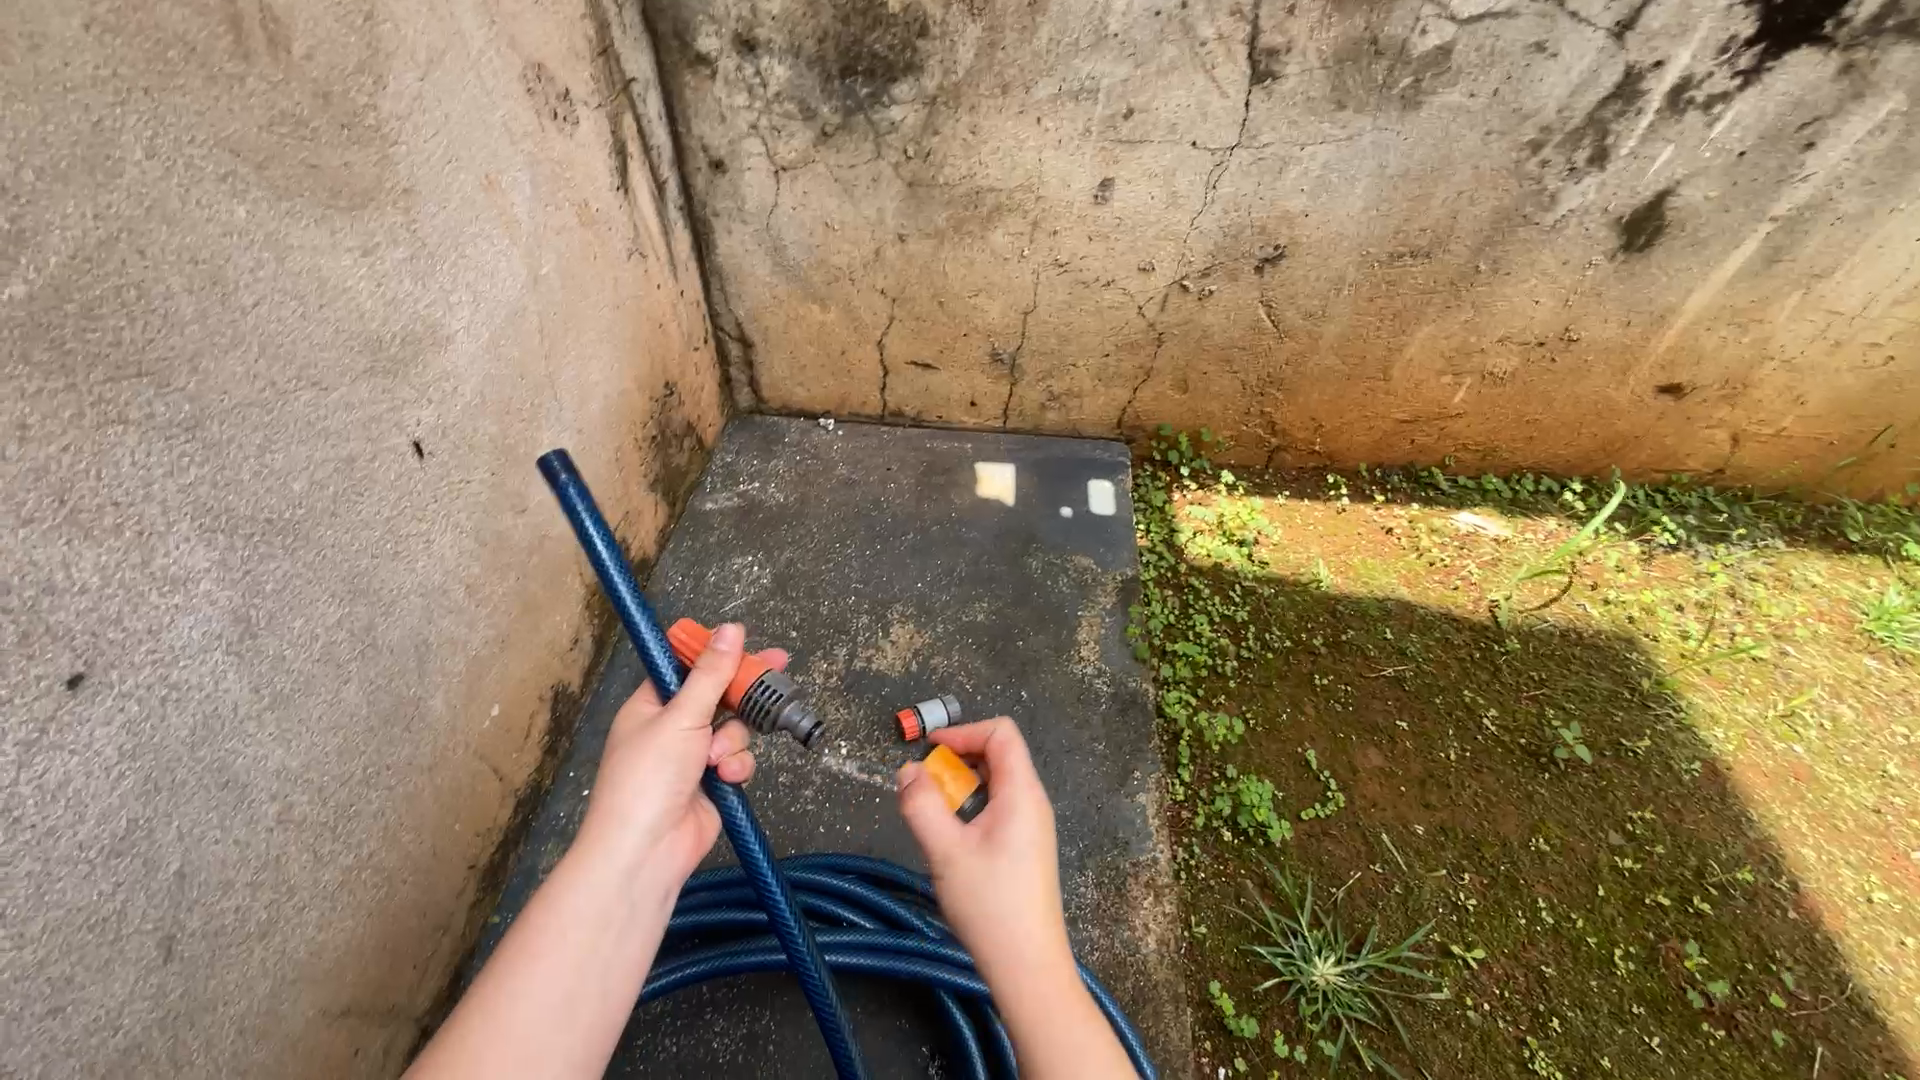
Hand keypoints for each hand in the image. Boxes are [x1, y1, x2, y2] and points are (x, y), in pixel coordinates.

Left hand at [574, 623, 775, 885]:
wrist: (647, 852)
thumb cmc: (647, 779)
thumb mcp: (681, 717)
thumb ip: (712, 673)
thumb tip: (731, 629)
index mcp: (652, 705)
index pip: (689, 667)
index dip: (718, 654)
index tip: (748, 641)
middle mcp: (672, 727)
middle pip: (719, 695)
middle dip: (743, 691)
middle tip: (779, 667)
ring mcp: (693, 756)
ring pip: (734, 728)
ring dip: (733, 741)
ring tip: (717, 758)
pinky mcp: (713, 781)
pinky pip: (738, 758)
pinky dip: (736, 766)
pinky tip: (726, 777)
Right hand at [895, 717, 1070, 978]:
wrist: (1027, 966)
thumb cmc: (990, 905)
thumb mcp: (945, 851)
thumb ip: (921, 805)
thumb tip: (907, 771)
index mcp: (1022, 791)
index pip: (1001, 732)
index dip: (963, 731)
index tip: (929, 749)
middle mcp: (1033, 801)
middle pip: (999, 754)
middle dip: (959, 759)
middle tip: (927, 784)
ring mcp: (1033, 825)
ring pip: (997, 783)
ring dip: (962, 786)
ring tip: (935, 813)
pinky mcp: (1027, 847)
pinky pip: (1000, 807)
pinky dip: (972, 807)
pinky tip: (953, 838)